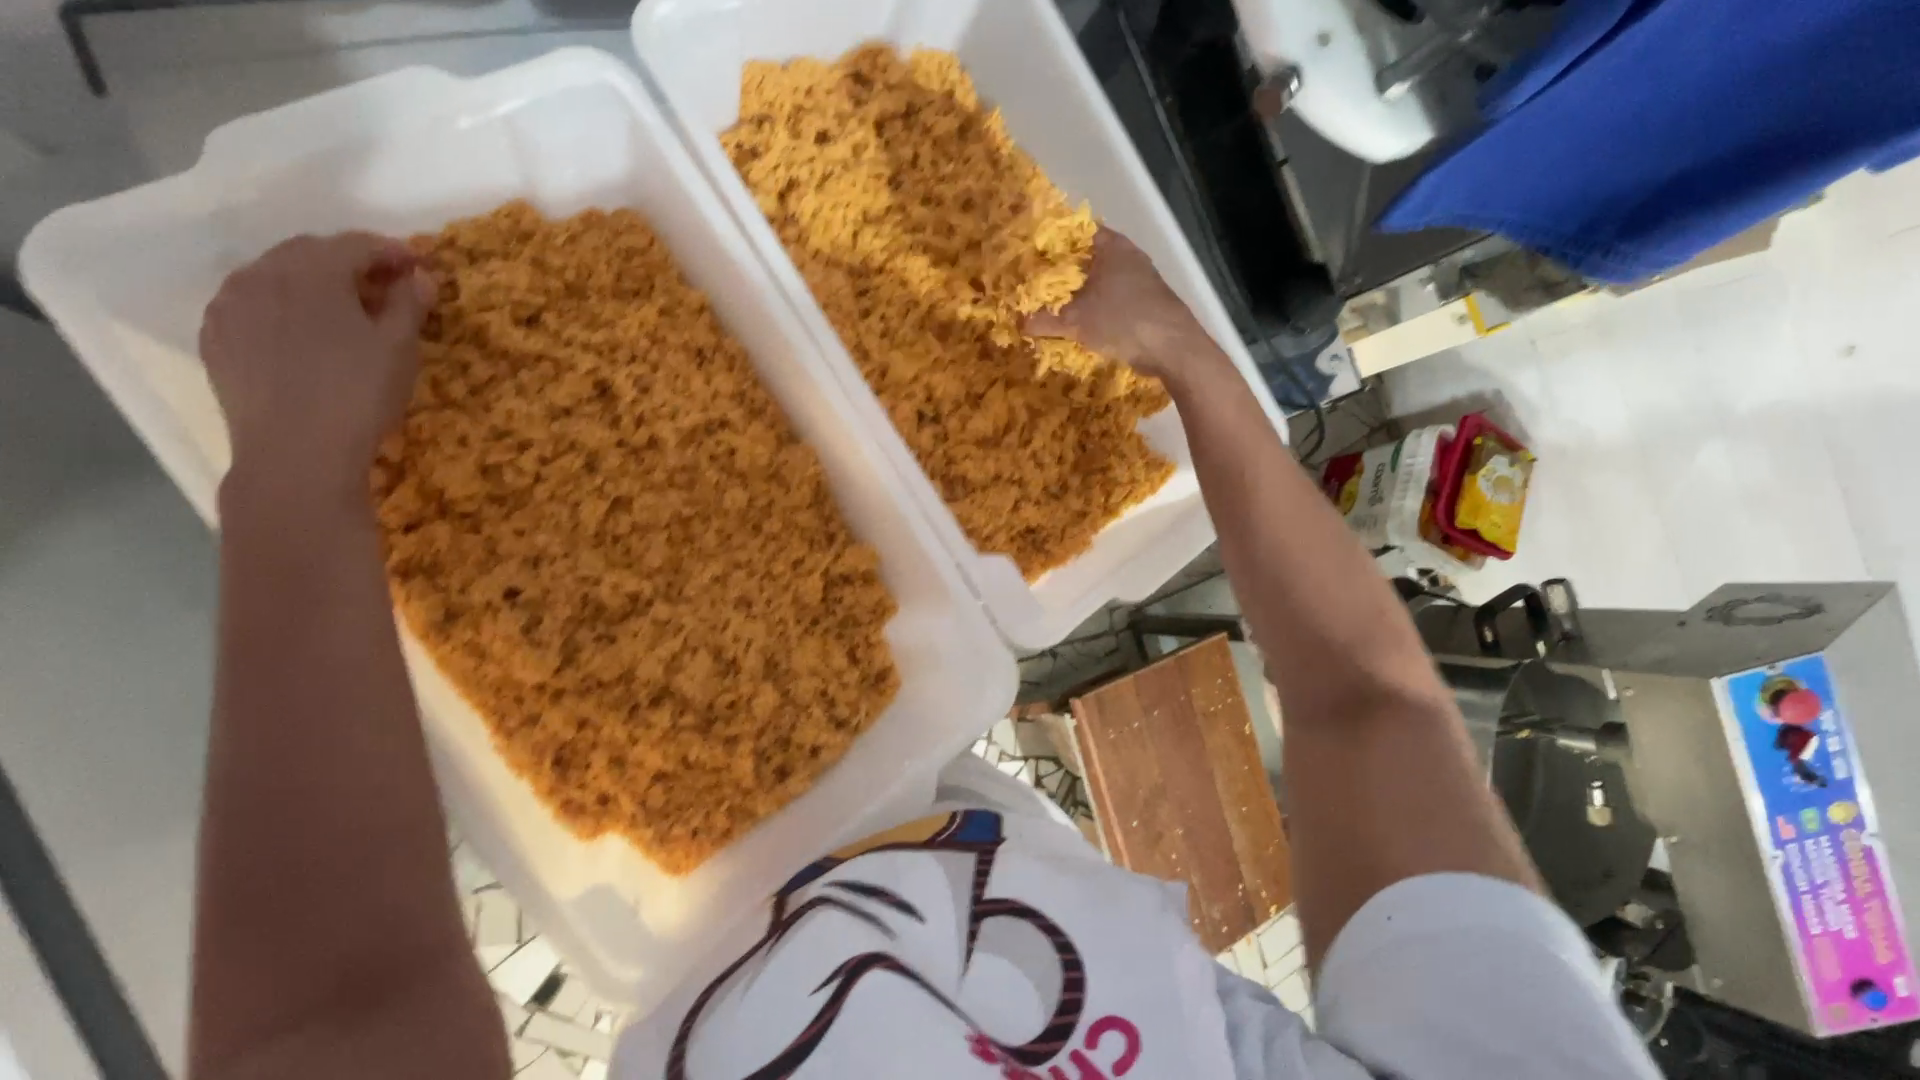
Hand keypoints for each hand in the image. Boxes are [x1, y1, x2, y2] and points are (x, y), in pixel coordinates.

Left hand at [199, 232, 432, 500]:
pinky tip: (303, 336)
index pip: (356, 244)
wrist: (294, 454)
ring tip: (341, 312)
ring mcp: (229, 305)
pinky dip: (282, 309)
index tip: (419, 267)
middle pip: (310, 253)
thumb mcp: (399, 348)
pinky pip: (252, 307)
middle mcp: (261, 274)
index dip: (392, 251)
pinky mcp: (215, 338)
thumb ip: (409, 303)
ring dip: (311, 284)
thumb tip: (418, 277)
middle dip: (349, 263)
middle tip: (383, 287)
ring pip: (275, 277)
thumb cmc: (358, 395)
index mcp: (311, 270)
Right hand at [1024, 227, 1223, 382]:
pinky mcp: (1149, 302)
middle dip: (1068, 271)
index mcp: (1112, 247)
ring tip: (1059, 306)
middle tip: (1041, 285)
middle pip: (1091, 258)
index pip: (1079, 233)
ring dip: (1085, 292)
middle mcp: (1129, 256)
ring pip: (1105, 279)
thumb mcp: (1076, 321)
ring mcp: (1143, 279)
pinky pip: (1117, 298)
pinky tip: (1087, 323)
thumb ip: (1045, 320)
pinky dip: (1101, 306)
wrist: (1173, 347)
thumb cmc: (1122, 321)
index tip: (1036, 257)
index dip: (1056, 243)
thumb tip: (1019, 322)